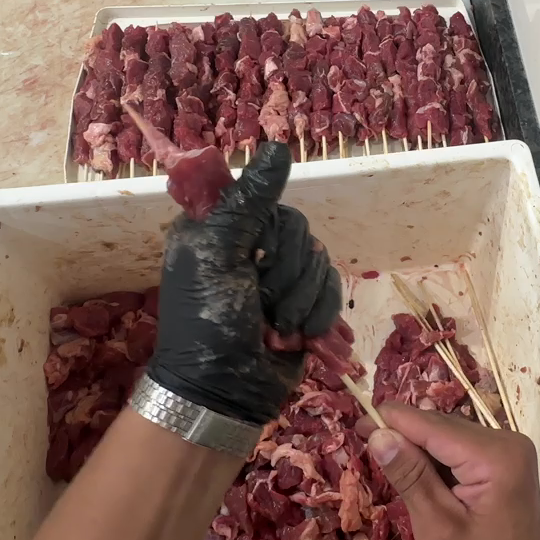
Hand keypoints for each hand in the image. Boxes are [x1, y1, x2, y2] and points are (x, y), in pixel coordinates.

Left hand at [151, 141, 341, 424]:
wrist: (223, 391)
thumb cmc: (208, 321)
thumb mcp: (219, 253)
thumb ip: (249, 201)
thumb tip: (278, 147)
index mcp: (223, 229)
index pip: (270, 202)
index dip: (272, 230)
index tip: (256, 253)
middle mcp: (254, 248)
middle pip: (302, 231)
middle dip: (288, 271)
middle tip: (262, 297)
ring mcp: (281, 279)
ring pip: (321, 262)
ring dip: (303, 300)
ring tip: (277, 327)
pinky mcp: (305, 305)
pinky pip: (332, 291)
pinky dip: (318, 317)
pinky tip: (301, 338)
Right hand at [364, 405, 539, 539]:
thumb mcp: (437, 528)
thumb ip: (410, 476)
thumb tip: (379, 433)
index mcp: (498, 456)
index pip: (436, 427)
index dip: (395, 420)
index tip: (358, 416)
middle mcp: (509, 444)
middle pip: (444, 429)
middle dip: (404, 434)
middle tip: (362, 437)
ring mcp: (510, 456)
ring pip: (450, 439)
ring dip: (418, 448)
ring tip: (380, 453)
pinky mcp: (505, 470)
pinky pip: (462, 454)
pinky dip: (435, 462)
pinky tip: (411, 472)